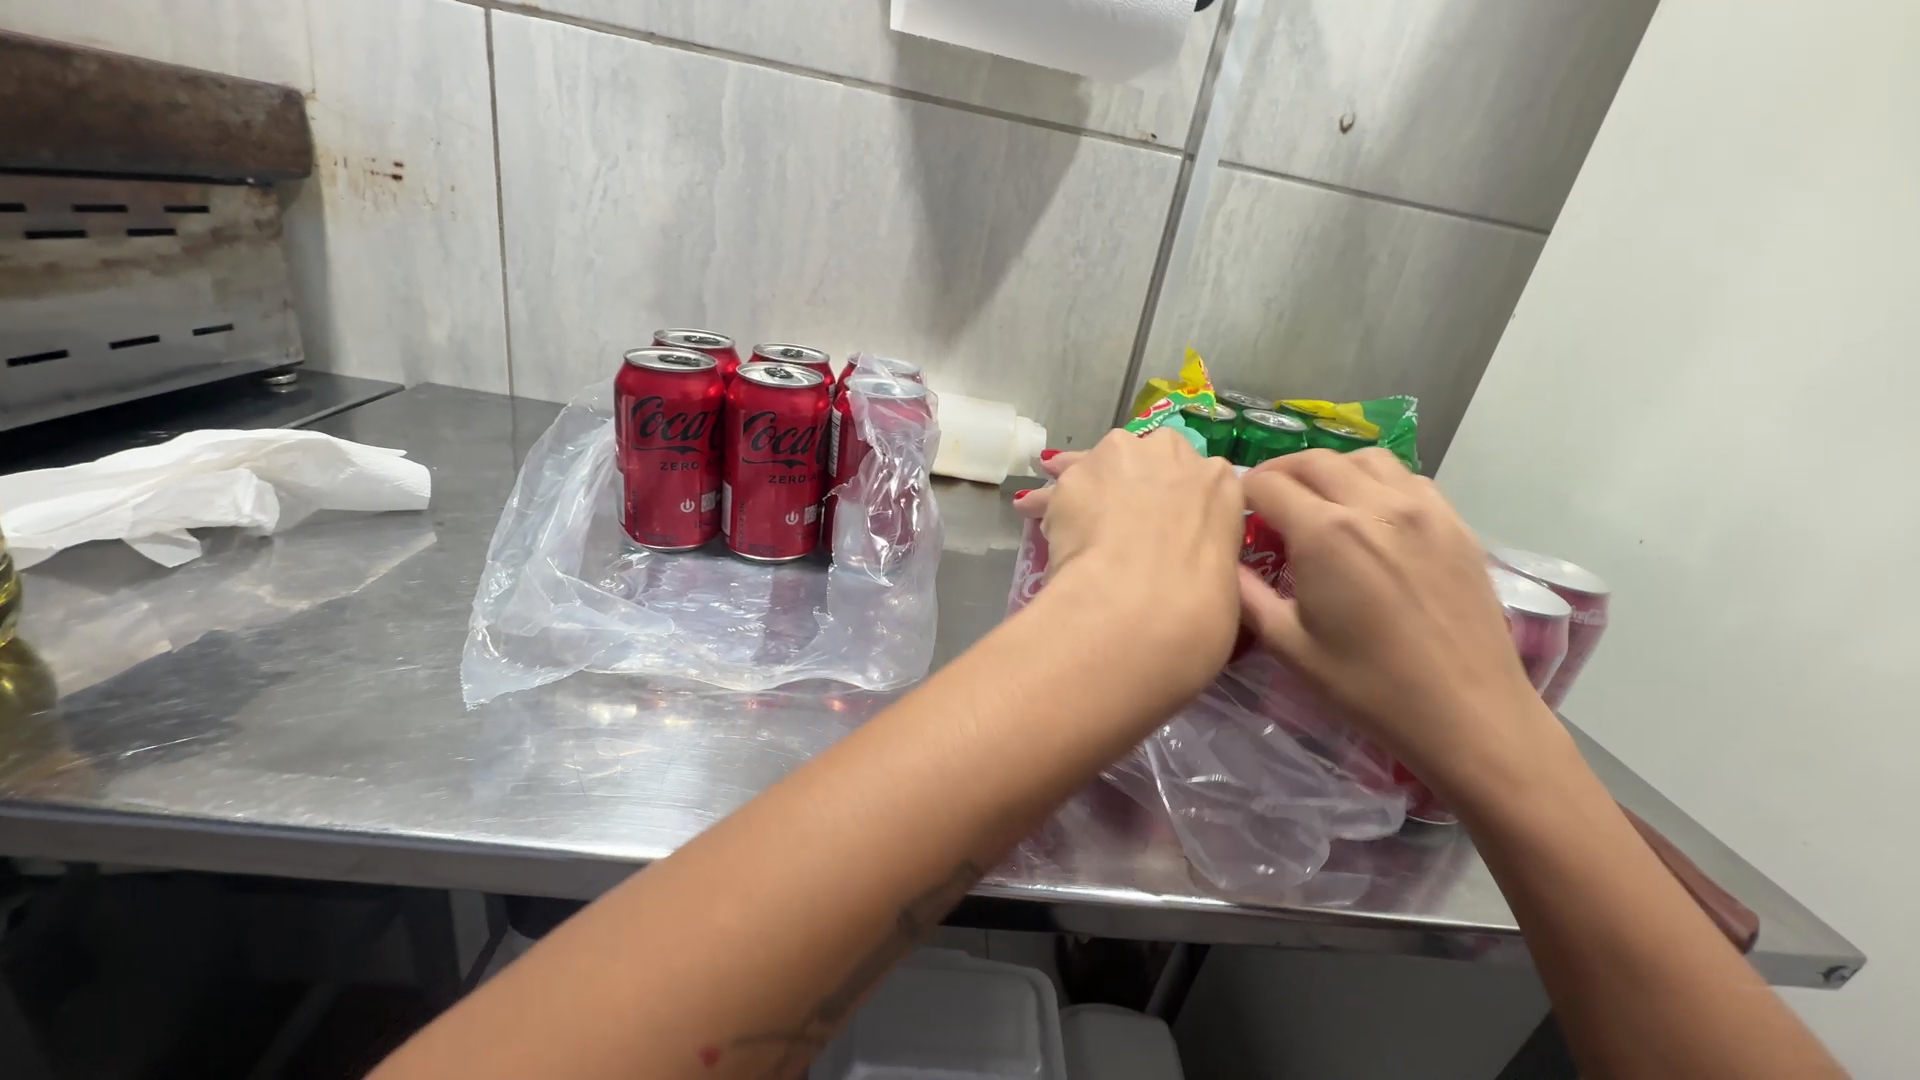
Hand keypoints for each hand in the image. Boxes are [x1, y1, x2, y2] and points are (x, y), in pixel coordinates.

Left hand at [1015, 430, 1243, 698]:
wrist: (1136, 610)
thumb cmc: (1196, 612)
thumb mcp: (1226, 588)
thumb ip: (1205, 559)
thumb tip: (1185, 571)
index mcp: (1222, 483)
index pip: (1199, 482)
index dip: (1176, 506)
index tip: (1162, 528)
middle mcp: (1172, 455)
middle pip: (1146, 461)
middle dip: (1130, 484)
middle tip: (1116, 523)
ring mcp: (1120, 458)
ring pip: (1097, 466)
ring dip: (1086, 487)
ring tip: (1066, 516)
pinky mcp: (1074, 474)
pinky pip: (1057, 489)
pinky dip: (1046, 503)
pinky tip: (1033, 517)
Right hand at [1237, 449, 1559, 788]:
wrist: (1466, 713)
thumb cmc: (1367, 686)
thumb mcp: (1288, 645)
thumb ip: (1246, 594)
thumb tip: (1223, 562)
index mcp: (1325, 534)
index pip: (1267, 485)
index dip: (1242, 496)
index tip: (1236, 519)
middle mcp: (1373, 505)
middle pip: (1312, 461)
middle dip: (1278, 474)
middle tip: (1265, 504)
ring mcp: (1421, 509)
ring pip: (1362, 459)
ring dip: (1328, 470)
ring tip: (1316, 500)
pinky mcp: (1454, 523)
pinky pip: (1406, 478)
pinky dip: (1375, 481)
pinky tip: (1369, 514)